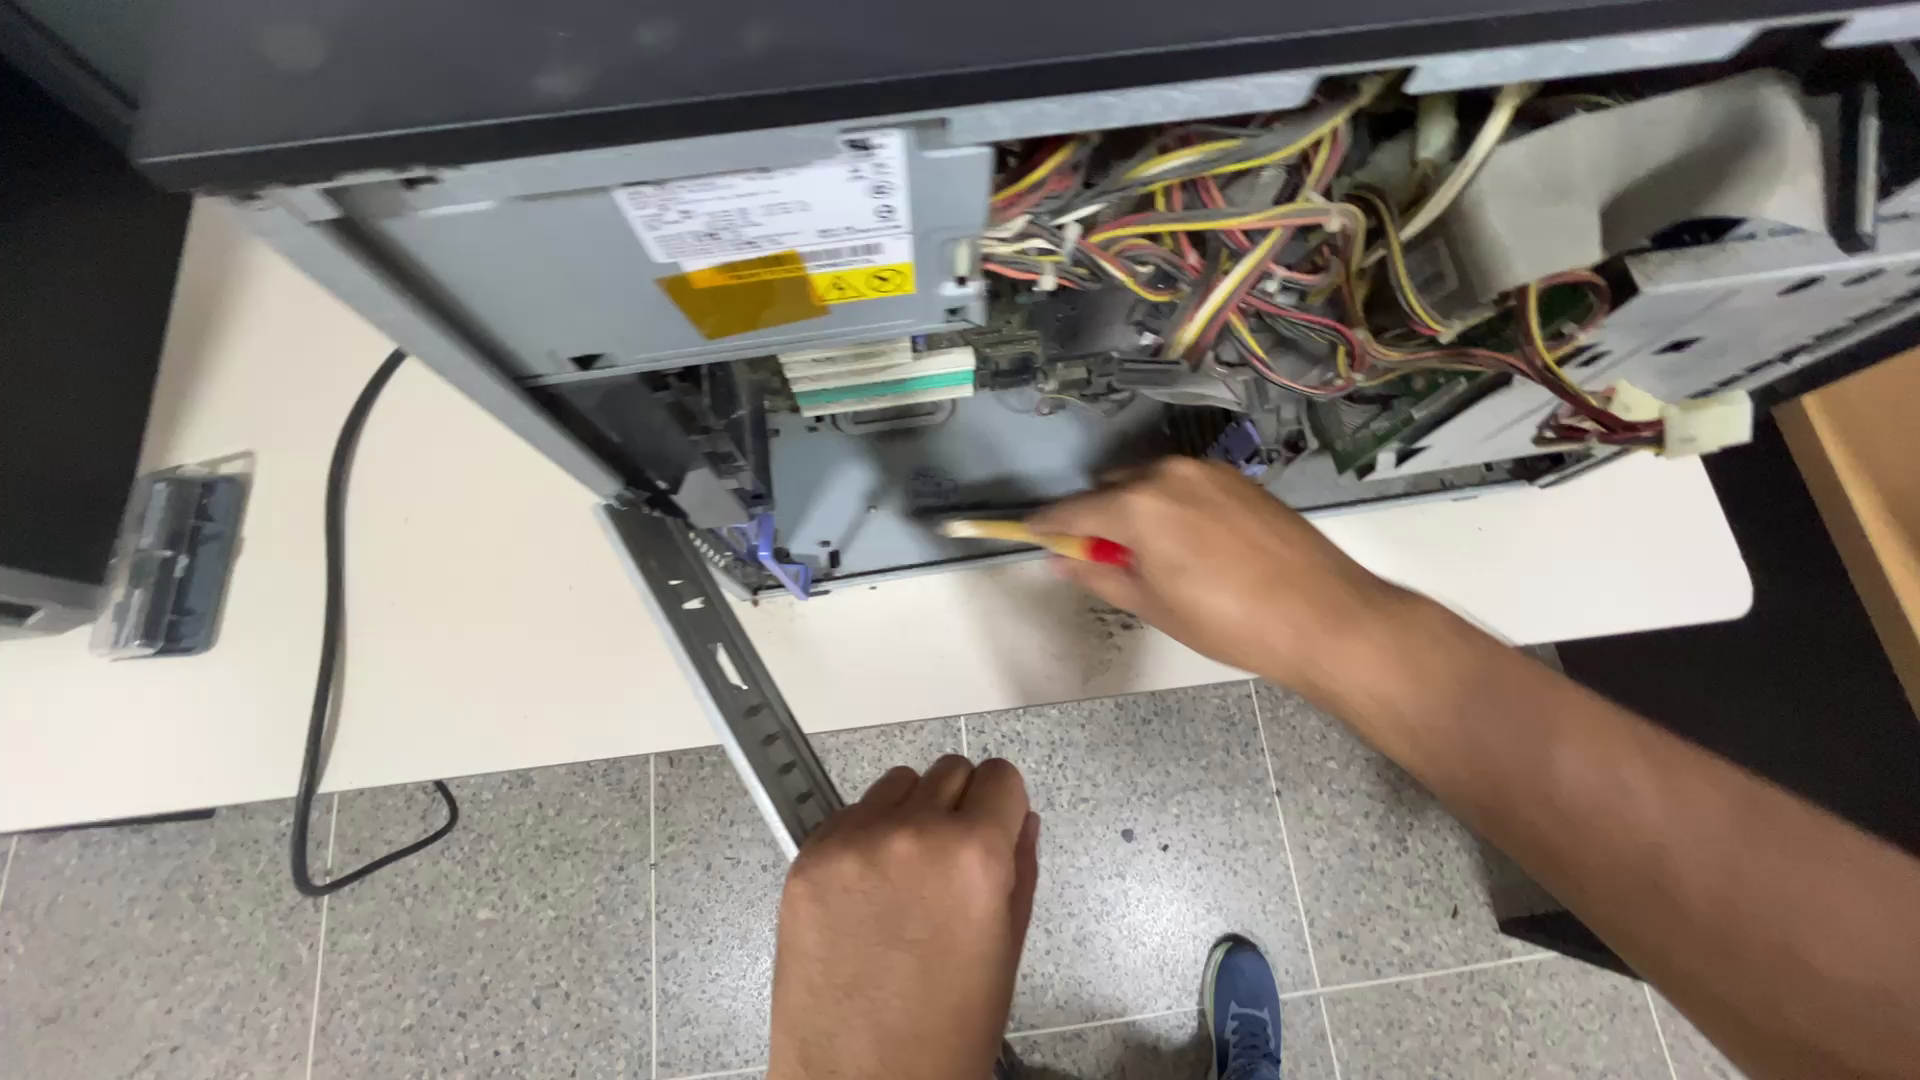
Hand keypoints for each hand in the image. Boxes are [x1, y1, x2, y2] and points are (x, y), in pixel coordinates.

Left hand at [767, 756, 1040, 1079]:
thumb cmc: (946, 1032)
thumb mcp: (1005, 951)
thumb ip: (1021, 869)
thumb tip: (1020, 818)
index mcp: (973, 855)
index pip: (1001, 776)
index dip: (1002, 805)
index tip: (995, 827)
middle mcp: (912, 832)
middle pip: (949, 770)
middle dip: (960, 806)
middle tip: (951, 859)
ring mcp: (852, 842)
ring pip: (898, 783)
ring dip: (911, 812)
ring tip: (906, 874)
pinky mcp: (808, 857)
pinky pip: (850, 814)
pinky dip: (865, 836)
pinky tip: (866, 891)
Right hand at [1027, 457, 1420, 702]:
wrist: (1325, 616)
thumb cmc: (1228, 621)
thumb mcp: (1153, 606)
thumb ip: (1099, 575)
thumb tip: (1060, 560)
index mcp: (1139, 505)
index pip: (1073, 510)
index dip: (1048, 524)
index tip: (1030, 533)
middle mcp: (1168, 474)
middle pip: (1110, 489)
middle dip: (1095, 517)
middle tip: (1099, 557)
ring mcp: (1207, 472)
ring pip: (1148, 484)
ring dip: (1133, 509)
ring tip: (1148, 554)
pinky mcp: (1238, 479)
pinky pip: (1183, 485)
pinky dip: (1168, 506)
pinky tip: (1187, 542)